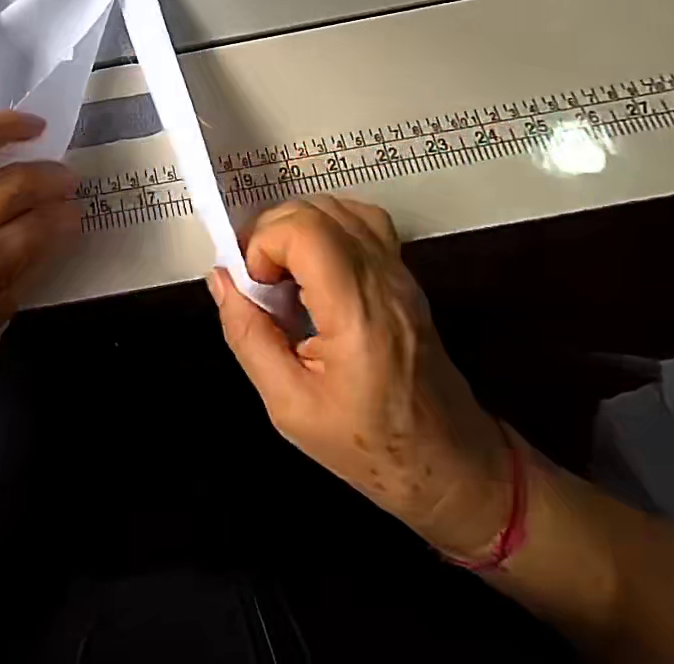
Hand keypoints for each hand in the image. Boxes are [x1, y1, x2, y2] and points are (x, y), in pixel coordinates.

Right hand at [205, 196, 512, 558]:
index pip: (306, 231)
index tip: (253, 286)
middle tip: (256, 280)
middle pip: (316, 211)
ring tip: (278, 272)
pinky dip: (320, 229)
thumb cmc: (368, 445)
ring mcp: (400, 275)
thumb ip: (247, 335)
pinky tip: (307, 268)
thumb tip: (220, 279)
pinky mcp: (402, 277)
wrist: (453, 467)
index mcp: (357, 315)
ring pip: (337, 208)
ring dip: (293, 229)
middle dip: (269, 233)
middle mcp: (384, 282)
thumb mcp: (287, 405)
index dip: (263, 244)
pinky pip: (358, 223)